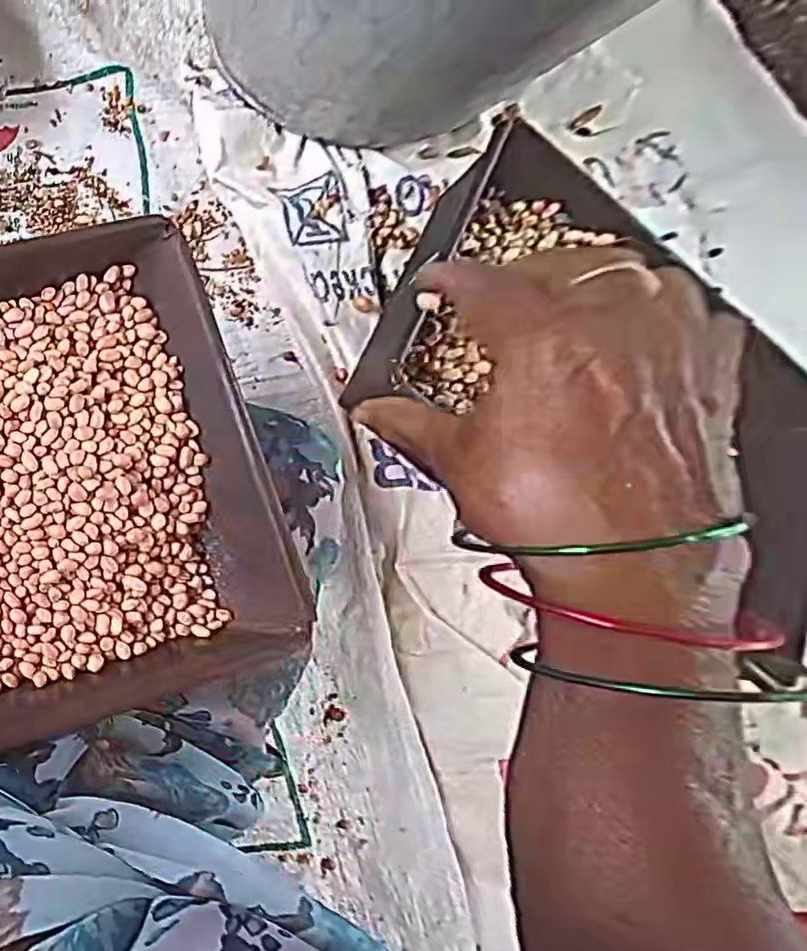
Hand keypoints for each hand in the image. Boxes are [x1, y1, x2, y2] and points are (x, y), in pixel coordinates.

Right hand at [353, 248, 748, 630]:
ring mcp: (669, 345)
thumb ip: (412, 421)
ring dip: (589, 276)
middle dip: (520, 269)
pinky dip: (650, 305)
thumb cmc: (553, 509)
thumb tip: (378, 409)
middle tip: (490, 285)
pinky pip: (686, 309)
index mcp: (544, 345)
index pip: (489, 286)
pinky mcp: (706, 370)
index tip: (436, 278)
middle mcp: (615, 331)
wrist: (631, 551)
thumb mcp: (456, 458)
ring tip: (558, 293)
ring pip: (636, 273)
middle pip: (568, 264)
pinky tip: (628, 325)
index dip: (452, 277)